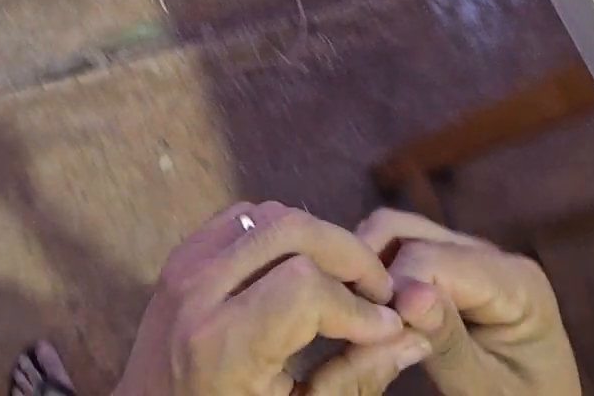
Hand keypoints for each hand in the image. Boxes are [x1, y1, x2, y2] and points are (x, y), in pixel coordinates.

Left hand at [114, 202, 433, 395]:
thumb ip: (353, 381)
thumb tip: (410, 336)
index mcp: (219, 344)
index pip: (304, 286)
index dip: (357, 305)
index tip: (388, 328)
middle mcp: (197, 289)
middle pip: (289, 230)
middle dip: (347, 254)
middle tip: (380, 292)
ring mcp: (184, 262)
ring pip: (269, 214)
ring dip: (318, 238)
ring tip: (348, 282)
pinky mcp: (183, 252)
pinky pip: (243, 216)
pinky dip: (283, 232)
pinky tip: (306, 269)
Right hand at [356, 210, 580, 395]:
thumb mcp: (488, 394)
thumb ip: (449, 345)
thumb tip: (406, 295)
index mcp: (517, 283)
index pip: (433, 261)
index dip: (393, 286)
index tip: (367, 330)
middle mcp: (492, 253)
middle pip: (408, 231)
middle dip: (372, 267)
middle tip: (351, 314)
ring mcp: (470, 253)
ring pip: (396, 231)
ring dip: (369, 264)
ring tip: (357, 309)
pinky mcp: (451, 262)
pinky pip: (401, 247)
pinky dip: (377, 268)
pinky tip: (369, 304)